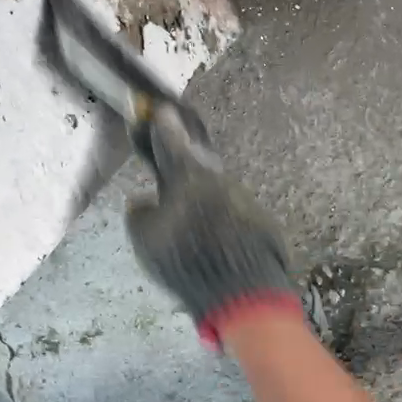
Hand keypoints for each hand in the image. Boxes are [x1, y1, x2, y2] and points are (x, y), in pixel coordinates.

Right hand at [126, 105, 301, 345]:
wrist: (245, 292)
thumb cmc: (187, 263)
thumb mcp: (145, 242)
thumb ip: (138, 215)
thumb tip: (141, 201)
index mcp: (187, 177)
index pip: (169, 141)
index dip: (160, 125)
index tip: (158, 110)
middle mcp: (219, 179)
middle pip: (197, 167)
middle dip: (184, 170)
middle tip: (173, 179)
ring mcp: (245, 198)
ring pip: (218, 193)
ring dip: (205, 203)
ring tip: (195, 227)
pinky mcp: (262, 220)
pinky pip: (235, 216)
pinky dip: (225, 224)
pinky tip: (218, 244)